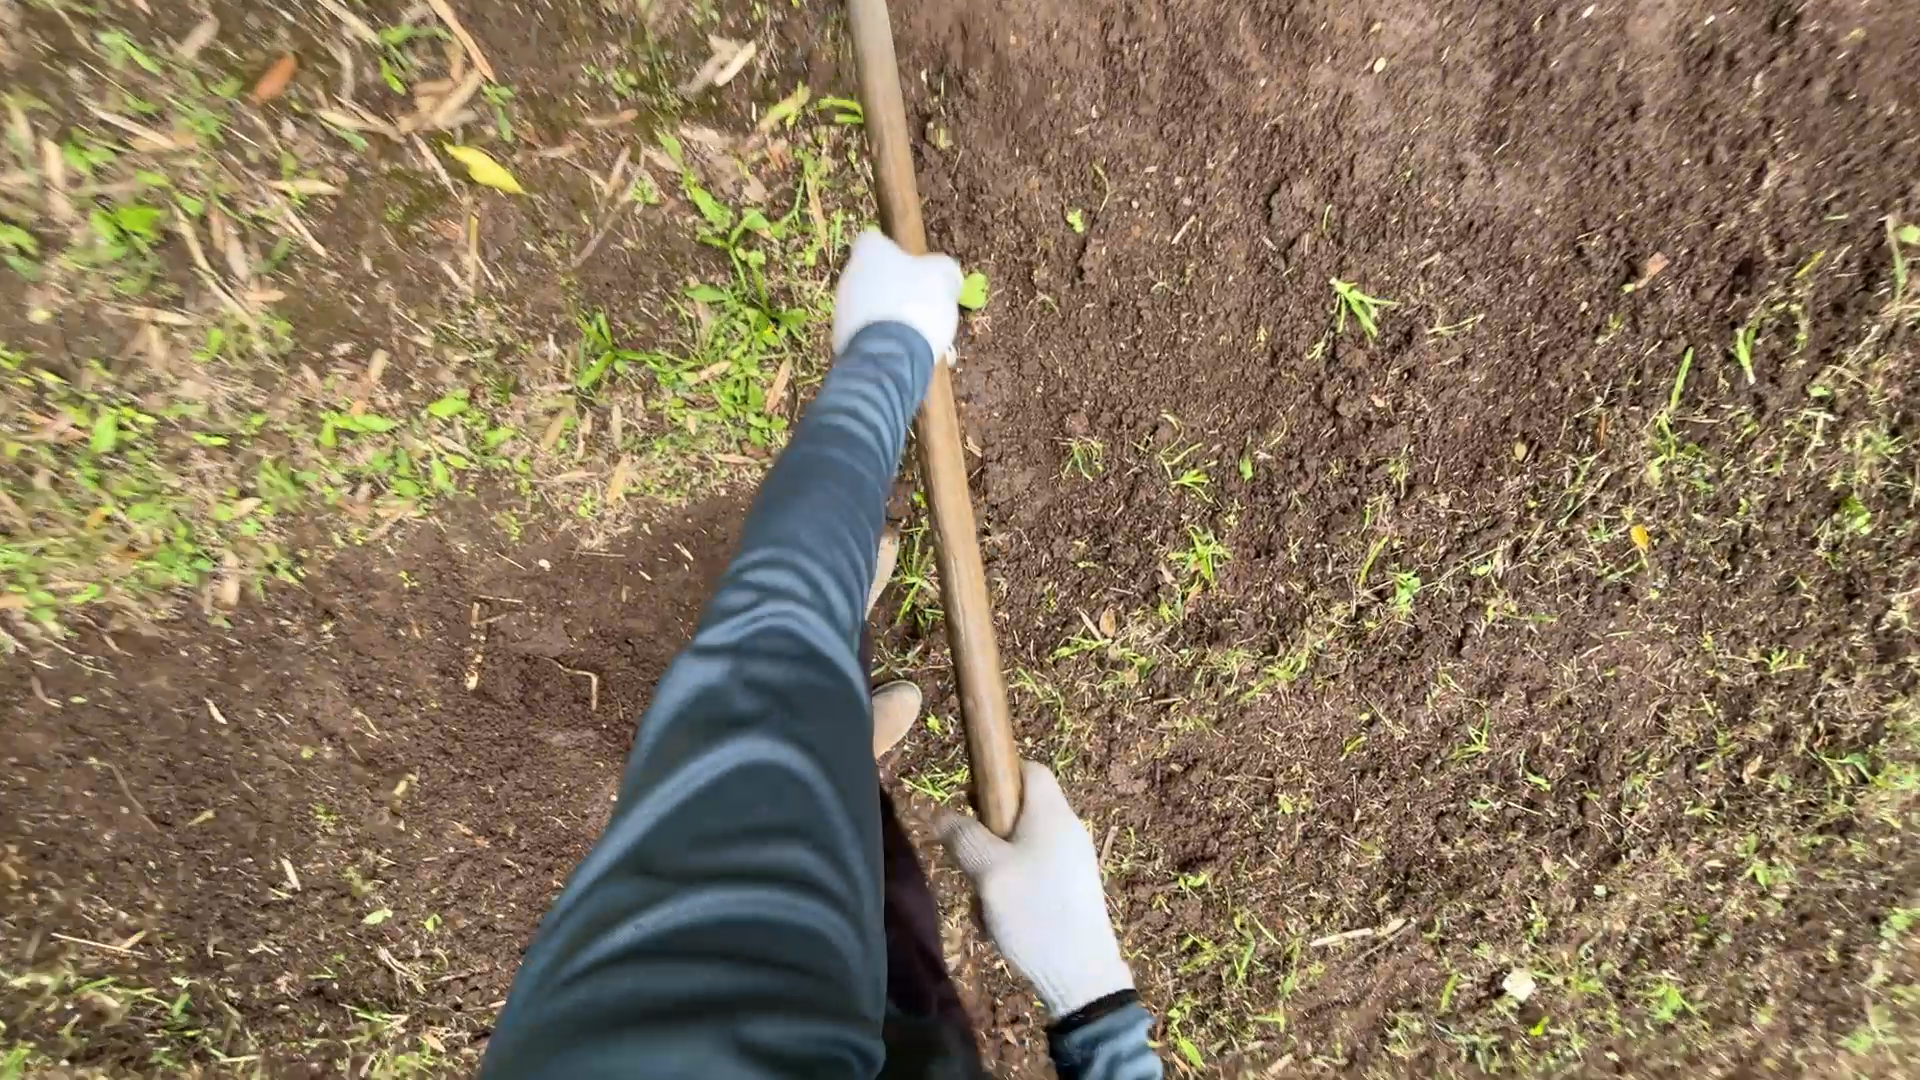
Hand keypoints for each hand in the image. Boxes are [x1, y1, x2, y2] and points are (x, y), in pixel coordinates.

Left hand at [832, 231, 964, 360]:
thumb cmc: (917, 305)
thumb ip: (944, 269)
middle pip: (874, 278)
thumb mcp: (943, 278)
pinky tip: (905, 353)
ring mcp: (842, 311)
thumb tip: (946, 273)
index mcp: (868, 253)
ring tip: (918, 337)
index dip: (895, 252)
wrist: (890, 357)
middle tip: (922, 305)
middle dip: (895, 289)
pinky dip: (885, 342)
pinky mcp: (843, 342)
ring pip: (870, 309)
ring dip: (890, 318)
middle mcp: (848, 277)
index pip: (875, 240)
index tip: (914, 267)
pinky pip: (868, 336)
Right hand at [937, 761, 1133, 1017]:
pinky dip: (1013, 888)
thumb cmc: (1035, 911)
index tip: (971, 799)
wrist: (1083, 977)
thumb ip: (964, 837)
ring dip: (995, 868)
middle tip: (970, 860)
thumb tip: (940, 815)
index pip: (1029, 768)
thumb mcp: (988, 871)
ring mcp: (1072, 860)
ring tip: (984, 902)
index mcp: (1052, 813)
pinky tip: (1000, 922)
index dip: (999, 774)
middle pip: (1021, 809)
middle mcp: (1066, 829)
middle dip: (989, 833)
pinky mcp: (1071, 888)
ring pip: (1022, 846)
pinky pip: (1033, 872)